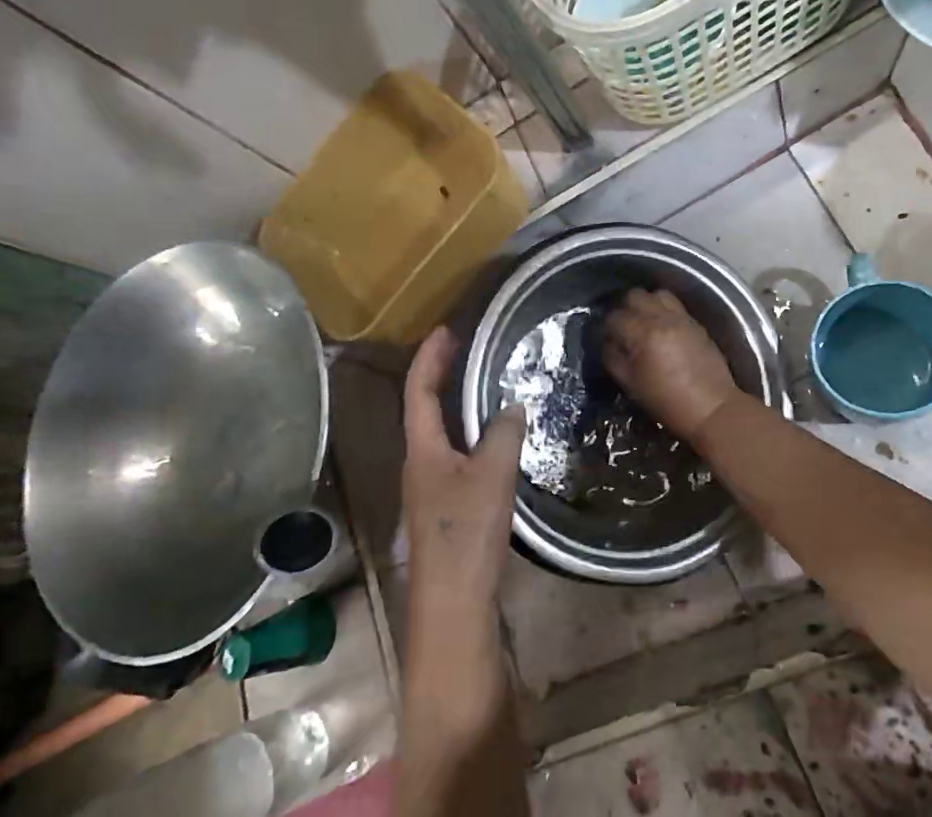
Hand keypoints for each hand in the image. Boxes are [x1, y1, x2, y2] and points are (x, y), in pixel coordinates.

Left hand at [402, 327, 523, 616]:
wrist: (453, 601)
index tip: (446, 330)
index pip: (418, 391)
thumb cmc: (466, 532)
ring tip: (479, 384)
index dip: (430, 358)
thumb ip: (503, 434)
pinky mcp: (445, 506)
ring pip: (438, 434)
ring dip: (452, 404)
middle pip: (422, 409)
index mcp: (422, 450)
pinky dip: (467, 433)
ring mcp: (430, 487)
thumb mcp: (492, 475)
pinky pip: (453, 454)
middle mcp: (418, 464)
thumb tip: (513, 406)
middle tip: (464, 349)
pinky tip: (491, 438)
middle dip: (439, 375)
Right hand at [602, 289, 745, 442]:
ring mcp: (682, 318)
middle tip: (622, 328)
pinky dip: (663, 309)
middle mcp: (662, 318)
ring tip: (642, 323)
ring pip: (657, 294)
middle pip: (635, 296)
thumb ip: (613, 358)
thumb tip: (608, 343)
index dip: (605, 328)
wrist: (712, 408)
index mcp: (644, 334)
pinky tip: (661, 328)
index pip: (614, 318)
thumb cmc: (668, 402)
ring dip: (646, 304)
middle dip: (624, 309)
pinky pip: (674, 304)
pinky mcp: (695, 323)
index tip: (604, 339)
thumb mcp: (631, 385)